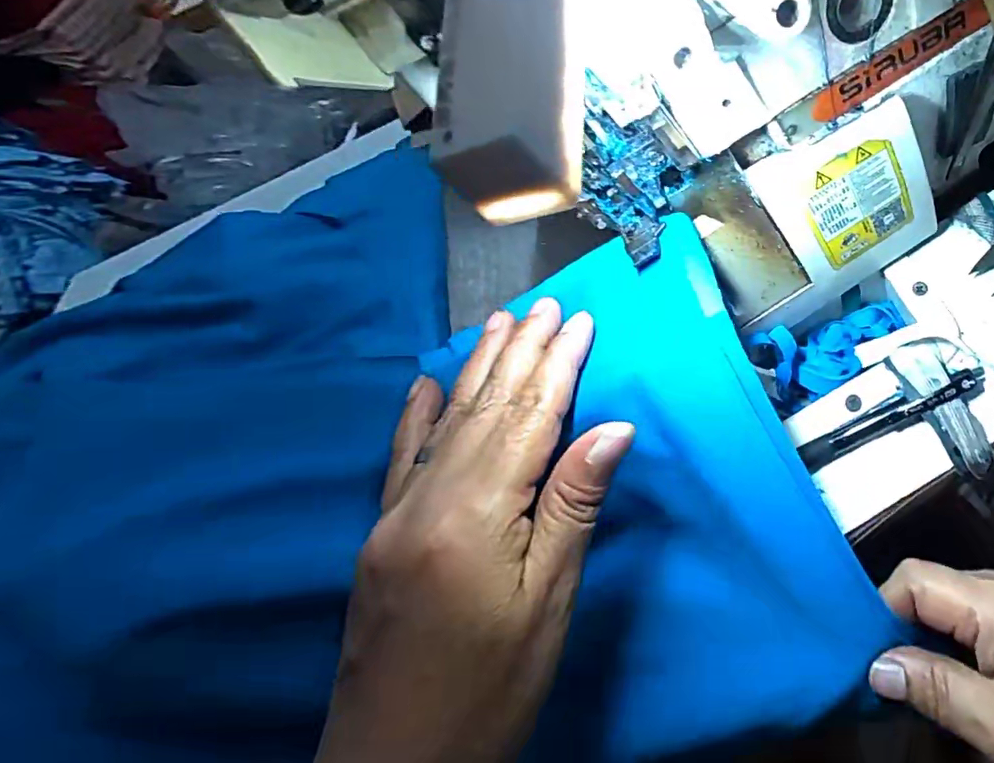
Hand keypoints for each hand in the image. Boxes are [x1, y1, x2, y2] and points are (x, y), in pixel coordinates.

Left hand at [316, 299, 634, 762]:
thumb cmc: (491, 688)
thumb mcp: (547, 601)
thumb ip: (573, 505)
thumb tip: (613, 428)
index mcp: (476, 514)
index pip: (529, 420)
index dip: (559, 367)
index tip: (580, 322)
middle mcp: (429, 499)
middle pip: (488, 409)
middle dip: (522, 352)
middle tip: (546, 306)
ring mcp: (396, 513)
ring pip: (448, 422)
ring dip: (479, 367)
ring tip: (502, 322)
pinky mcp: (380, 533)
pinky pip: (402, 457)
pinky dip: (418, 415)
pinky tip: (426, 382)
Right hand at [869, 560, 993, 762]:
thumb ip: (937, 689)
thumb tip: (874, 665)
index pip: (913, 578)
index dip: (879, 611)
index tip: (862, 658)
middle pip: (928, 585)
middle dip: (898, 625)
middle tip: (879, 676)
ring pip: (946, 601)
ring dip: (922, 636)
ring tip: (906, 681)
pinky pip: (970, 616)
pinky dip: (948, 641)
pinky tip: (944, 677)